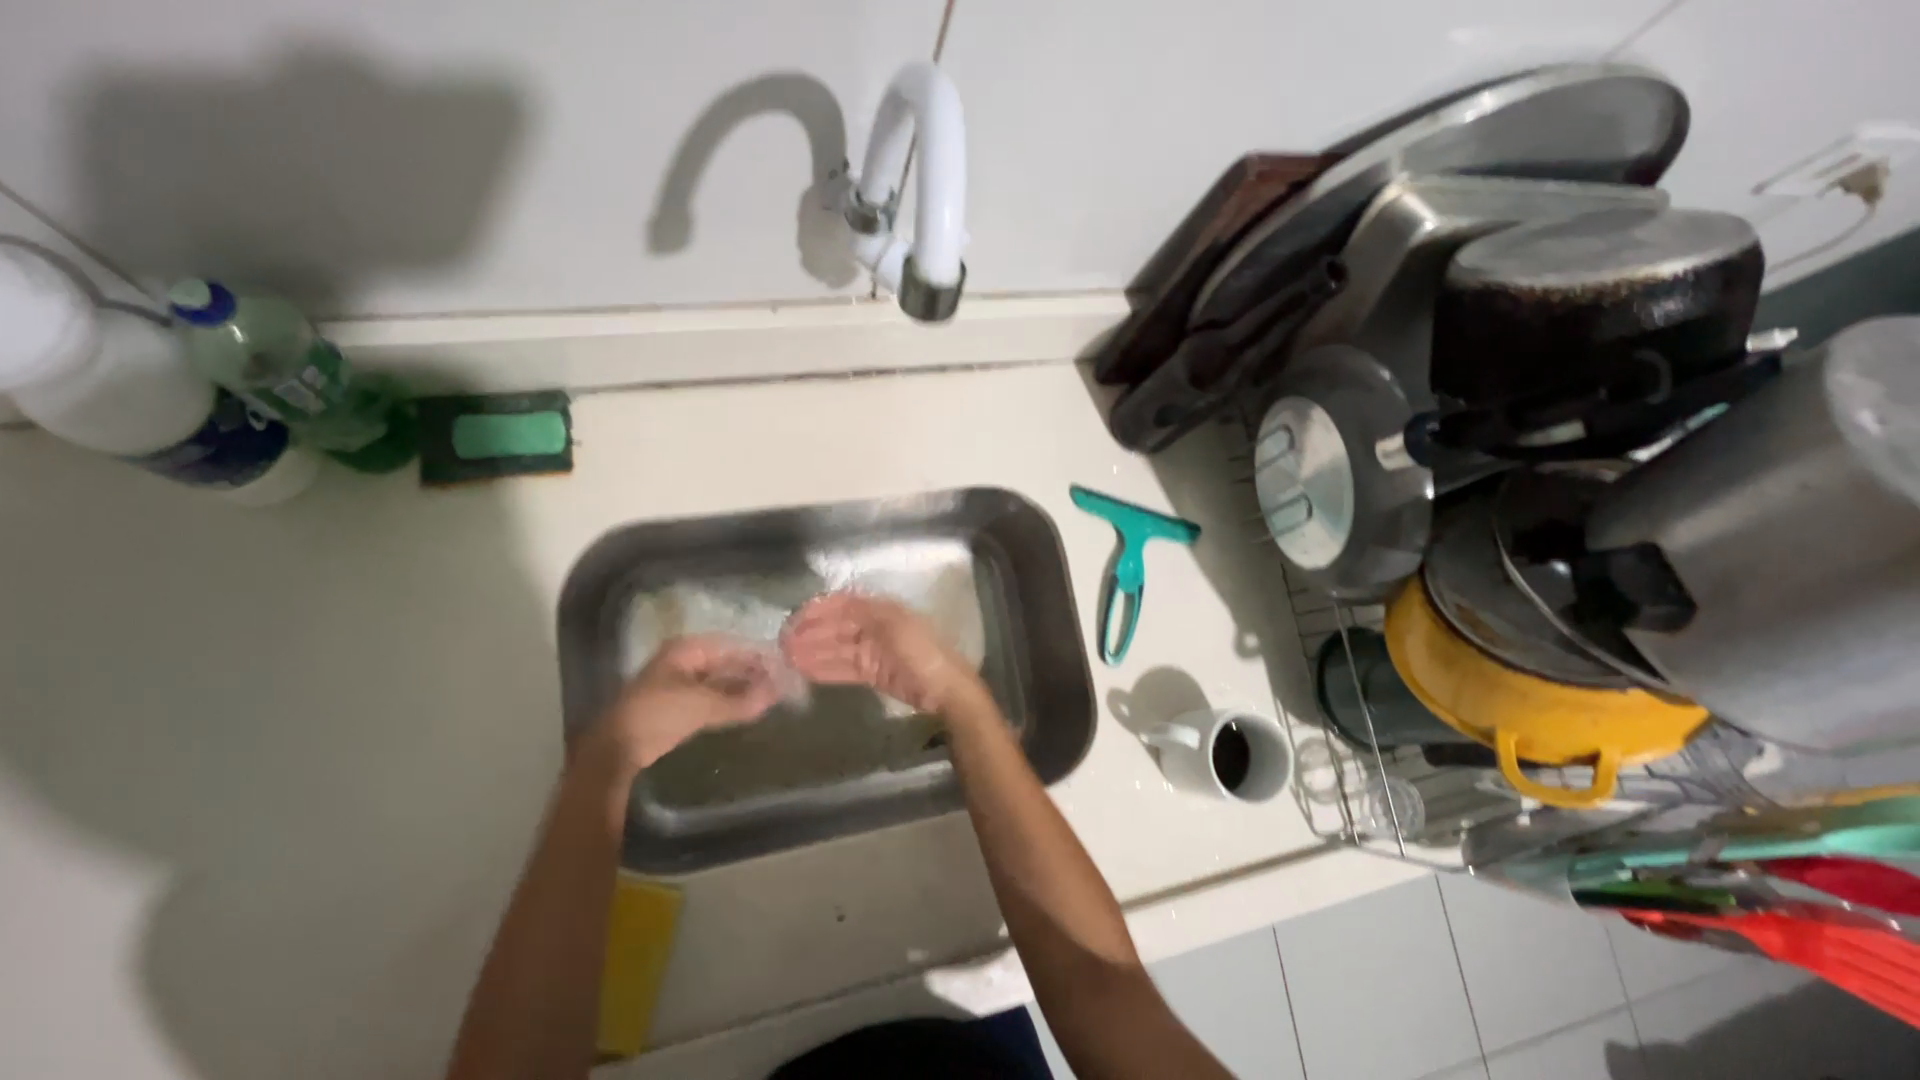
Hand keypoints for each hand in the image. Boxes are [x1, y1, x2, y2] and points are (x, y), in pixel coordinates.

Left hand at [584, 635, 781, 774]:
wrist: (618, 748)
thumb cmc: (658, 715)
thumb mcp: (702, 705)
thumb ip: (740, 699)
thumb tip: (775, 694)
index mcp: (686, 650)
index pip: (732, 645)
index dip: (757, 655)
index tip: (783, 666)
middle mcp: (684, 661)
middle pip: (726, 662)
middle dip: (752, 673)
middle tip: (782, 684)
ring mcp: (680, 683)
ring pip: (720, 681)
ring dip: (743, 688)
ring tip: (772, 697)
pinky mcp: (679, 706)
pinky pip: (712, 698)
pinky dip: (730, 702)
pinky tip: (748, 709)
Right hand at [782, 592, 985, 714]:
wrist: (945, 691)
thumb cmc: (923, 653)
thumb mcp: (895, 626)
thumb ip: (864, 614)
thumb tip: (833, 606)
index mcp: (883, 610)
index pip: (845, 604)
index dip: (819, 609)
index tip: (794, 618)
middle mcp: (876, 628)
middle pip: (838, 627)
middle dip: (811, 633)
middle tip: (782, 643)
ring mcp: (874, 652)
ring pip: (837, 649)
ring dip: (813, 652)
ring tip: (786, 659)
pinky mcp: (873, 673)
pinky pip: (844, 668)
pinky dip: (825, 668)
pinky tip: (805, 671)